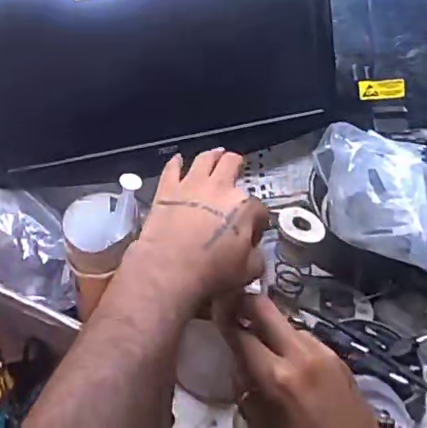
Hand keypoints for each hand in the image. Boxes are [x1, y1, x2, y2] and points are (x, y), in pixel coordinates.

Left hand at [118, 148, 265, 314]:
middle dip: (236, 163)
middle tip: (236, 166)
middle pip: (232, 163)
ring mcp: (192, 184)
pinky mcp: (168, 188)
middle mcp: (220, 187)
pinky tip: (177, 160)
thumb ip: (257, 258)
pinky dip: (175, 163)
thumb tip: (255, 251)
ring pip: (204, 159)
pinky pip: (172, 168)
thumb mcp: (247, 273)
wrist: (169, 270)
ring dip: (212, 155)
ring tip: (215, 154)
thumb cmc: (211, 274)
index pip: (258, 209)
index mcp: (243, 207)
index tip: (253, 232)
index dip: (258, 221)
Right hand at [218, 293, 376, 427]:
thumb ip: (248, 395)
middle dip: (246, 303)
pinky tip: (291, 360)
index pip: (241, 335)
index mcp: (278, 378)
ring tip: (264, 343)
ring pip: (286, 321)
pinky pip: (306, 337)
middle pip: (265, 308)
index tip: (215, 309)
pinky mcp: (337, 354)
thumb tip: (238, 366)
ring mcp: (322, 350)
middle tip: (233, 306)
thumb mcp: (266, 427)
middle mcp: (300, 354)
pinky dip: (292, 342)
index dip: (225, 320)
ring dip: (272, 327)